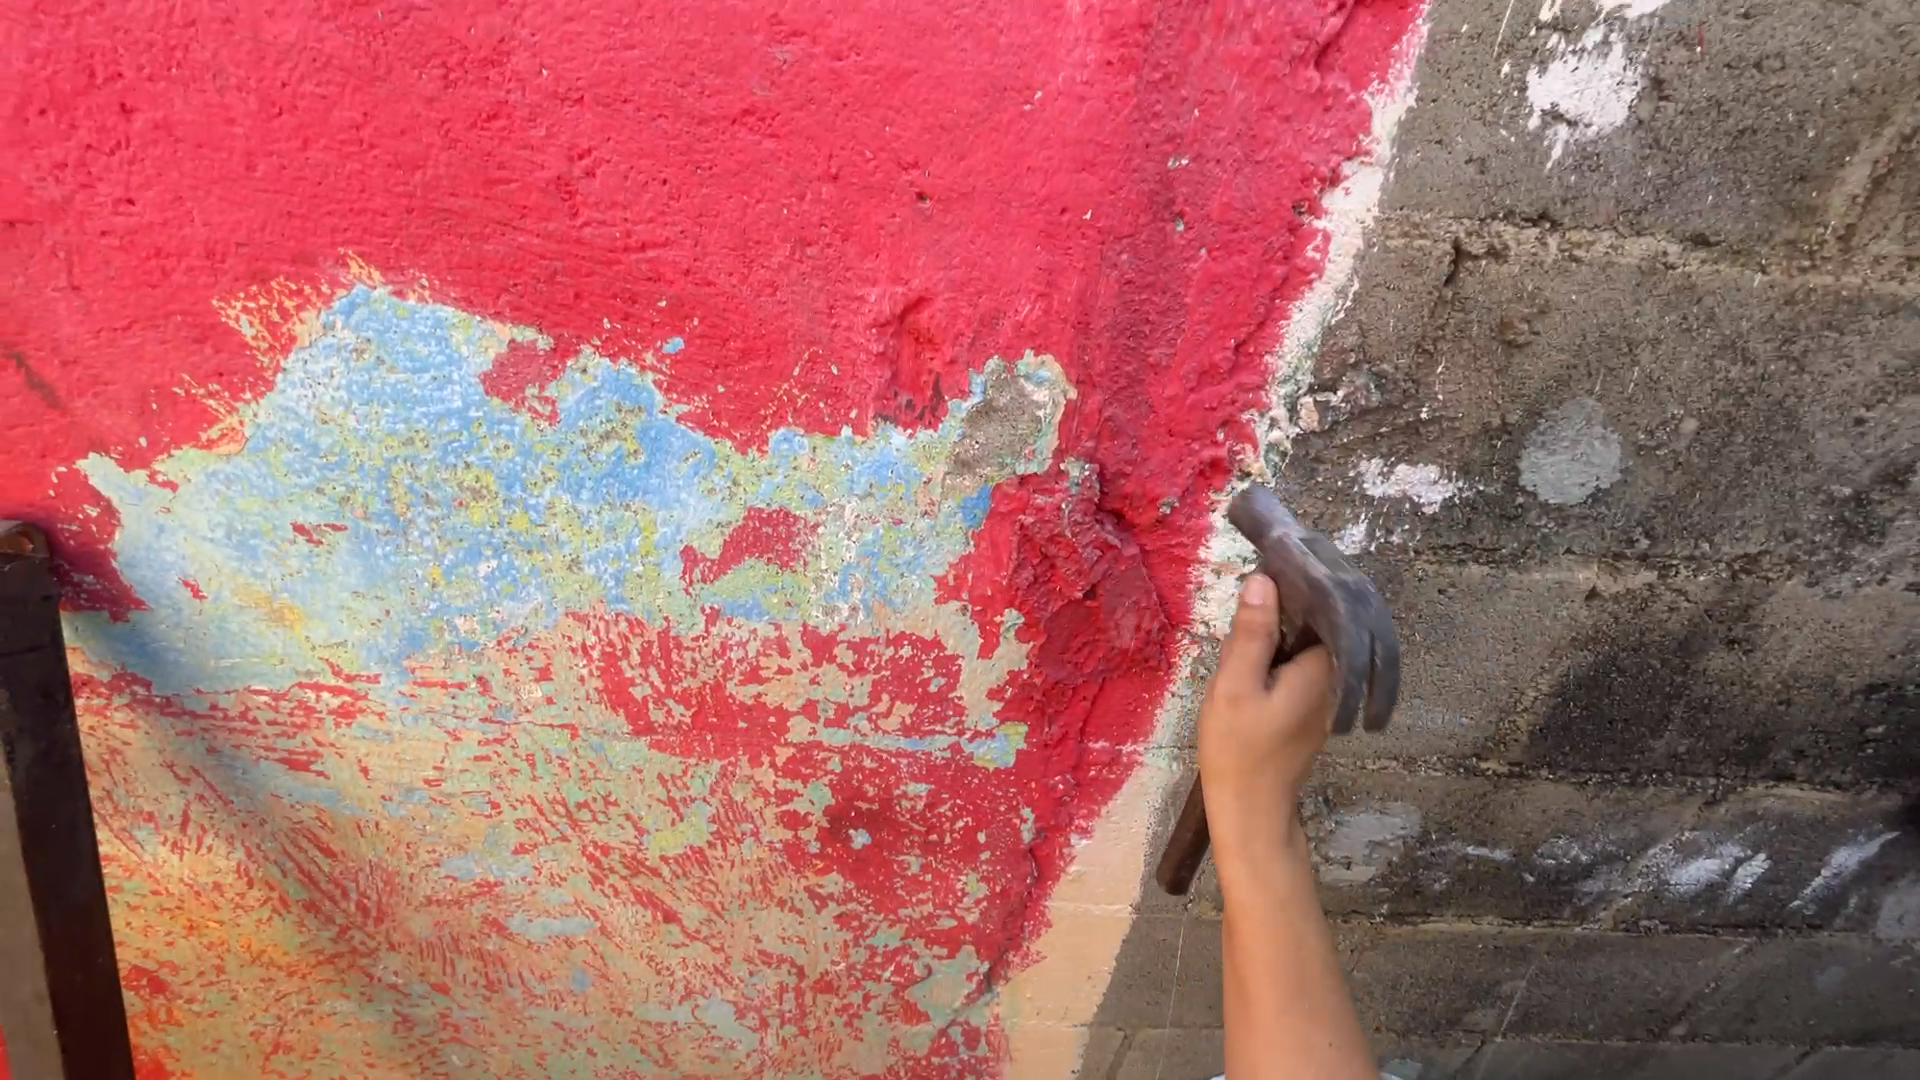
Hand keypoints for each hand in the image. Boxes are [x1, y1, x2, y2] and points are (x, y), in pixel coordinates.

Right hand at [1198, 572, 1334, 849]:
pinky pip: (1296, 668)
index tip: (1263, 578)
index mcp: (1324, 669)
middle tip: (1239, 621)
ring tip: (1239, 637)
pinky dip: (1275, 659)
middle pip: (1311, 628)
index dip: (1294, 590)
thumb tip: (1263, 580)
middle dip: (1278, 616)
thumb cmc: (1240, 746)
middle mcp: (1333, 680)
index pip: (1322, 610)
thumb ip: (1251, 634)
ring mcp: (1323, 698)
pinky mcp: (1308, 710)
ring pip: (1300, 648)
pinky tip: (1247, 663)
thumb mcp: (1235, 684)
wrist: (1249, 808)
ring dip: (1273, 638)